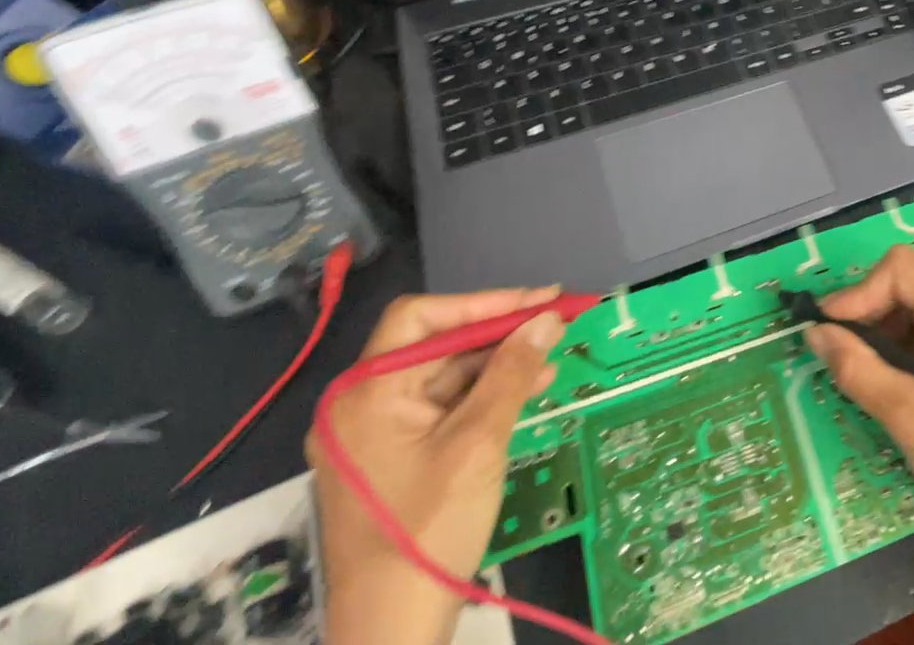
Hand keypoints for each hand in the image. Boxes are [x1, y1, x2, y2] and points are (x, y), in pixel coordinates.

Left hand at [308, 288, 564, 644]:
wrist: (391, 626)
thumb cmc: (431, 527)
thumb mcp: (479, 443)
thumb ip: (512, 373)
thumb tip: (546, 320)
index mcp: (366, 392)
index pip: (423, 319)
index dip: (486, 303)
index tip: (541, 300)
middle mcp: (359, 404)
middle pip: (434, 345)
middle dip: (497, 332)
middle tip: (554, 323)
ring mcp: (372, 433)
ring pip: (441, 376)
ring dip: (496, 364)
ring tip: (552, 358)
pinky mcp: (390, 458)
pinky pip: (439, 408)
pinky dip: (481, 396)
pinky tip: (525, 391)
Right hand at [808, 247, 913, 644]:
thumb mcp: (903, 412)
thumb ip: (855, 365)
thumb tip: (816, 333)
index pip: (900, 268)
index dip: (859, 292)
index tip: (831, 330)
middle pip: (913, 282)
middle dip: (873, 313)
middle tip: (848, 356)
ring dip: (891, 329)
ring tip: (876, 373)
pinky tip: (905, 378)